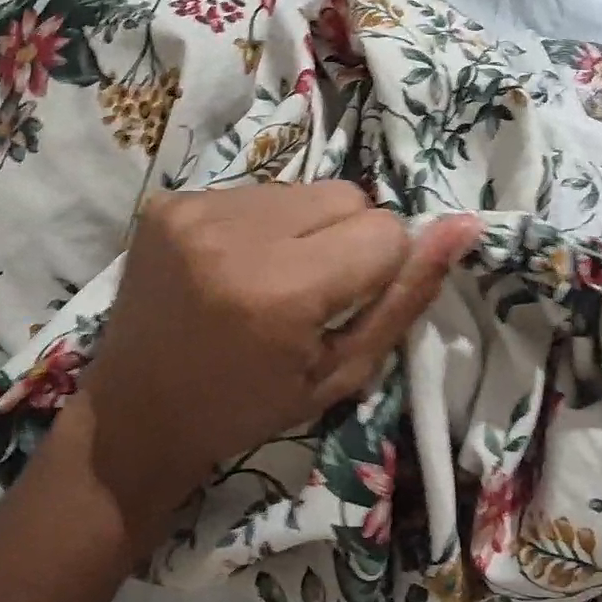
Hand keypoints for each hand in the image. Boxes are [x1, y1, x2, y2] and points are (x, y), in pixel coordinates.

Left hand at [77, 183, 479, 550]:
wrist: (137, 412)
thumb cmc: (248, 410)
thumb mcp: (340, 373)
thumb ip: (404, 301)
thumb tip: (463, 227)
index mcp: (281, 291)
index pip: (385, 231)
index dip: (383, 270)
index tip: (348, 307)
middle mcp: (235, 234)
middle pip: (349, 196)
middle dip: (350, 240)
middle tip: (312, 295)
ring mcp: (195, 210)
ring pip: (304, 189)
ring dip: (306, 228)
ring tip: (271, 280)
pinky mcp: (169, 201)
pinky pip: (257, 191)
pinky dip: (264, 224)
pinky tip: (235, 267)